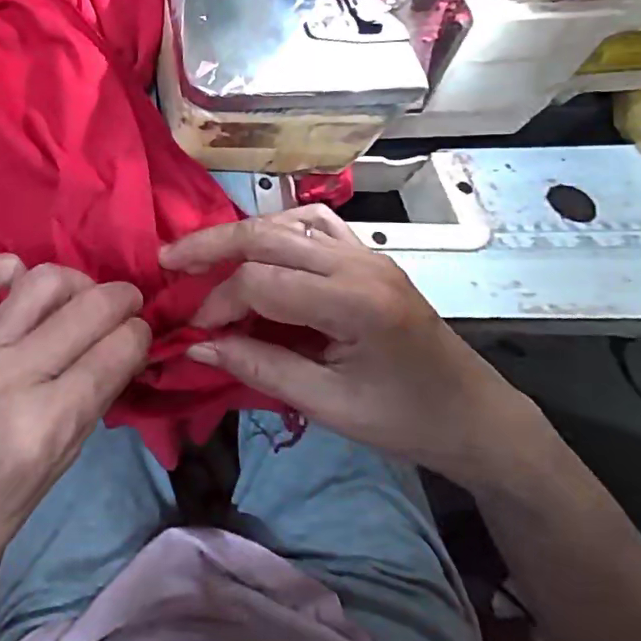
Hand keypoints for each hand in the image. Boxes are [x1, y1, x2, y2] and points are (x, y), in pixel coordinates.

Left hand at [0, 256, 149, 640]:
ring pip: (42, 281)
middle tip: (130, 308)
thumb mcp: (60, 466)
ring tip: (85, 298)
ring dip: (79, 281)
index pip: (116, 351)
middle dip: (124, 301)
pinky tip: (22, 284)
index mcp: (44, 423)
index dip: (141, 336)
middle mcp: (10, 376)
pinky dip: (6, 269)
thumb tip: (125, 349)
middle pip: (88, 308)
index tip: (144, 336)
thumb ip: (94, 400)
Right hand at [164, 205, 536, 484]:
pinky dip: (278, 229)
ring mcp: (366, 253)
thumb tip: (198, 345)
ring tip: (205, 254)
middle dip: (212, 246)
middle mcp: (358, 262)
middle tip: (168, 260)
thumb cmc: (405, 420)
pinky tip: (260, 248)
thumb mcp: (329, 405)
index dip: (218, 302)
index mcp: (354, 302)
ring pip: (289, 221)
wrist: (473, 414)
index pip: (262, 281)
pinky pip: (315, 224)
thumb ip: (260, 367)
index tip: (194, 331)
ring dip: (242, 234)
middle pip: (268, 234)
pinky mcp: (368, 255)